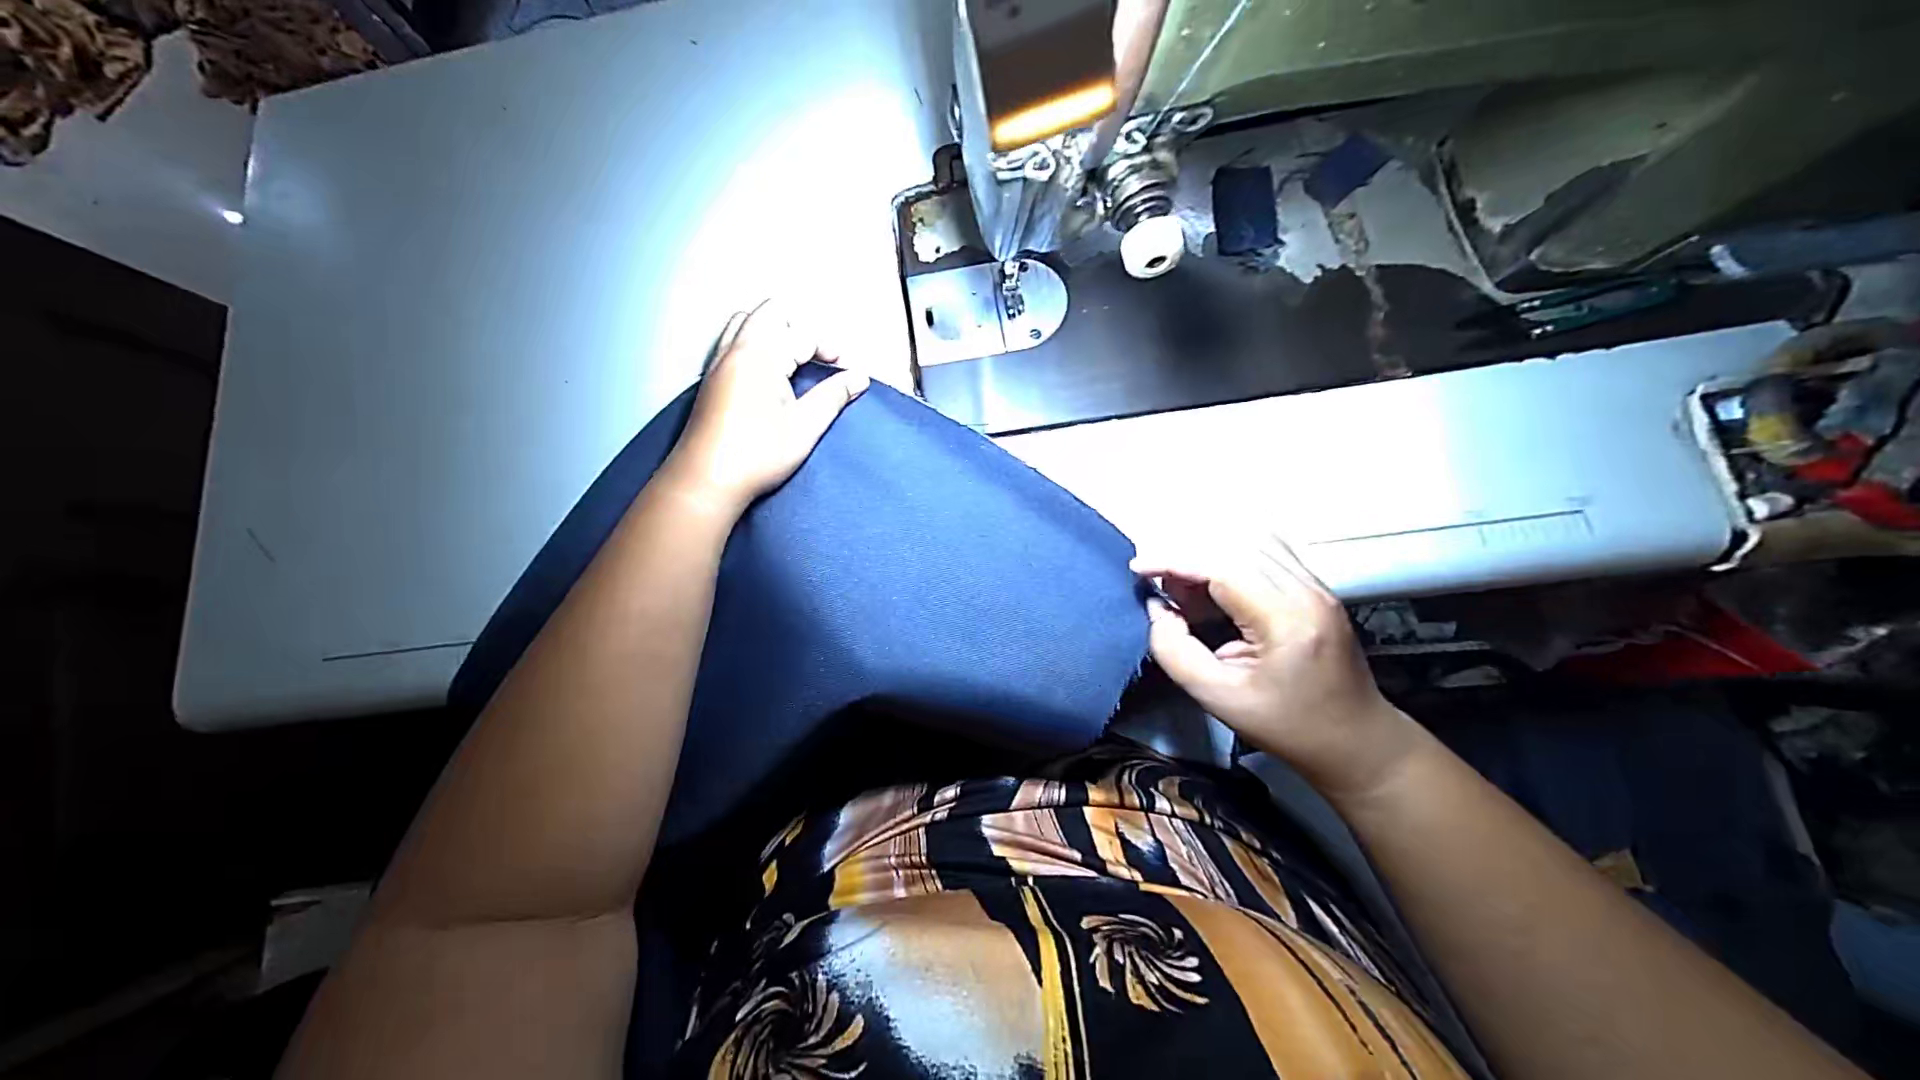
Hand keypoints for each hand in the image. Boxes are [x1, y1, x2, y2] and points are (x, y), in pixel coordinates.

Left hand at [660, 303, 869, 515]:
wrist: (706, 481)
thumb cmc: (754, 455)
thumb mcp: (806, 426)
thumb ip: (834, 396)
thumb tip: (858, 378)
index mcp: (760, 355)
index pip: (803, 333)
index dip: (829, 348)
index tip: (844, 370)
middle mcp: (735, 350)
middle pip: (770, 314)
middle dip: (800, 329)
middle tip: (819, 358)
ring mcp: (718, 364)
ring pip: (747, 323)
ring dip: (775, 333)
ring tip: (794, 362)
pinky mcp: (710, 381)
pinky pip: (732, 342)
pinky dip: (755, 345)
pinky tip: (768, 376)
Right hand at [1133, 535, 1426, 799]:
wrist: (1356, 740)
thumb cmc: (1285, 726)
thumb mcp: (1217, 697)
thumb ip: (1175, 650)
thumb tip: (1158, 608)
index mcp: (1286, 620)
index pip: (1221, 566)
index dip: (1174, 560)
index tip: (1139, 569)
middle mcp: (1306, 590)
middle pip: (1234, 545)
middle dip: (1186, 554)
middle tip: (1158, 582)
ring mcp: (1316, 585)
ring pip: (1251, 540)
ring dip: (1208, 552)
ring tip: (1183, 583)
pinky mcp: (1316, 587)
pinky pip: (1268, 551)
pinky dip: (1231, 554)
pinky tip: (1213, 579)